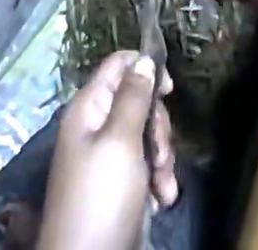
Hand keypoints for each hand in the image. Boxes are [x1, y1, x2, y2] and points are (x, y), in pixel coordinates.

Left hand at [36, 51, 175, 249]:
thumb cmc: (101, 196)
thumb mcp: (121, 140)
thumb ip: (134, 97)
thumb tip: (144, 59)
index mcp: (89, 108)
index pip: (117, 65)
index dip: (144, 67)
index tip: (169, 88)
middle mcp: (97, 127)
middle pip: (138, 101)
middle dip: (158, 125)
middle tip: (160, 150)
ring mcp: (108, 157)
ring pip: (148, 134)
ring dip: (163, 157)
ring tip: (160, 184)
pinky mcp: (120, 184)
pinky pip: (147, 165)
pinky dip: (158, 180)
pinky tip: (161, 199)